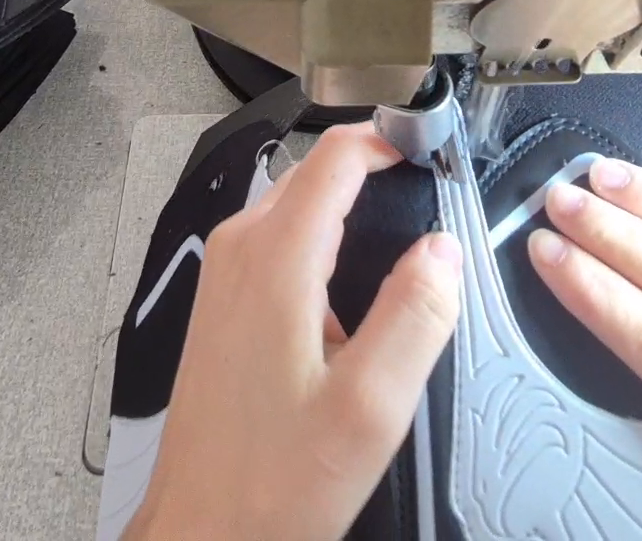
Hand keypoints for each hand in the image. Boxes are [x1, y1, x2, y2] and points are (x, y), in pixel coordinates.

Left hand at [125, 124, 463, 540]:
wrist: (199, 530)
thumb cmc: (271, 481)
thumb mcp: (368, 408)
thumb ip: (415, 316)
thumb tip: (442, 251)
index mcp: (275, 259)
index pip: (334, 157)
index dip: (385, 139)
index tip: (426, 146)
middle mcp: (241, 248)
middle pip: (314, 172)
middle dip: (370, 168)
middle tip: (423, 189)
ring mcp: (225, 270)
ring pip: (295, 201)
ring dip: (346, 201)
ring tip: (396, 228)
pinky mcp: (223, 294)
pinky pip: (278, 236)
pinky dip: (320, 233)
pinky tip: (348, 279)